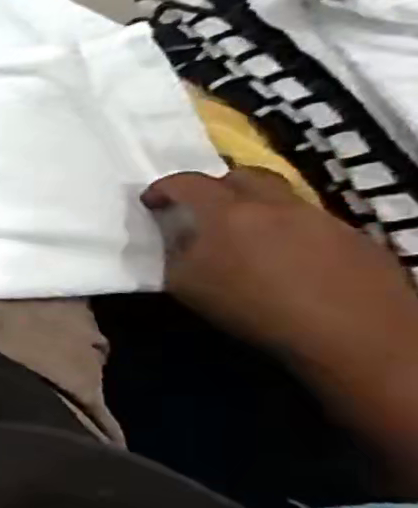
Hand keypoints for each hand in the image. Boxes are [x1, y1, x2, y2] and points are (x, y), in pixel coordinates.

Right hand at [143, 168, 417, 364]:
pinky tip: (285, 260)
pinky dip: (288, 231)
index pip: (187, 182)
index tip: (152, 203)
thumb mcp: (186, 283)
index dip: (163, 188)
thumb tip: (179, 237)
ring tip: (245, 239)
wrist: (352, 332)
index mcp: (228, 213)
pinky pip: (310, 222)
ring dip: (255, 210)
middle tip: (201, 208)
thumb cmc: (253, 307)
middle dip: (216, 186)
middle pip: (243, 176)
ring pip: (280, 199)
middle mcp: (276, 205)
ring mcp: (321, 218)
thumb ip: (176, 251)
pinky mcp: (354, 237)